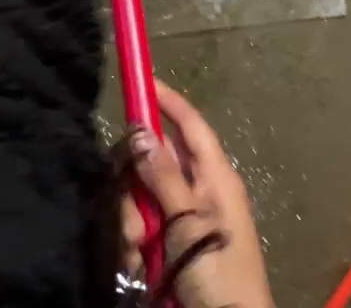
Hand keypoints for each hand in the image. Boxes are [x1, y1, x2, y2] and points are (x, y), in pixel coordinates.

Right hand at [124, 81, 274, 307]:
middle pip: (154, 162)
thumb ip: (162, 175)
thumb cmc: (217, 270)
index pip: (190, 125)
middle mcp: (198, 191)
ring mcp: (183, 220)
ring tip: (140, 249)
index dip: (167, 100)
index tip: (140, 80)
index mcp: (215, 177)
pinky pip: (141, 228)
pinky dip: (134, 244)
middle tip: (136, 214)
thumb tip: (140, 127)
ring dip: (133, 220)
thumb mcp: (188, 221)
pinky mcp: (170, 246)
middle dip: (135, 184)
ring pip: (141, 197)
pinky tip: (139, 264)